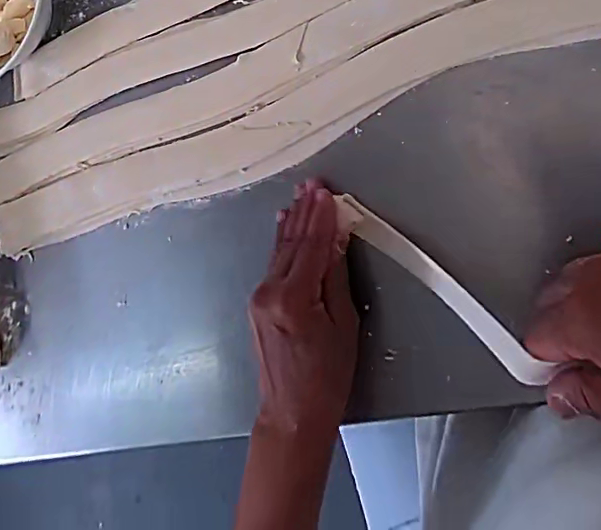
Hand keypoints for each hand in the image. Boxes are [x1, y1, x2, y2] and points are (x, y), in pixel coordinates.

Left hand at [248, 181, 358, 438]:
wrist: (292, 416)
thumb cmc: (326, 378)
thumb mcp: (343, 325)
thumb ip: (336, 276)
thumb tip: (336, 238)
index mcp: (293, 299)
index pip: (311, 246)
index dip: (322, 217)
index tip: (328, 193)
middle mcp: (269, 292)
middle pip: (293, 242)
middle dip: (305, 210)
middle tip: (314, 184)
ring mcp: (259, 296)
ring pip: (281, 249)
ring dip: (293, 220)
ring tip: (302, 194)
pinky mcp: (257, 302)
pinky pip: (273, 263)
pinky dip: (282, 240)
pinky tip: (284, 223)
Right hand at [523, 245, 600, 473]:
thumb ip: (592, 398)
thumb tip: (566, 391)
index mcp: (589, 316)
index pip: (535, 334)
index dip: (544, 365)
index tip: (561, 384)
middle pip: (552, 297)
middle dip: (560, 333)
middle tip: (590, 375)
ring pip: (583, 277)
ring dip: (585, 309)